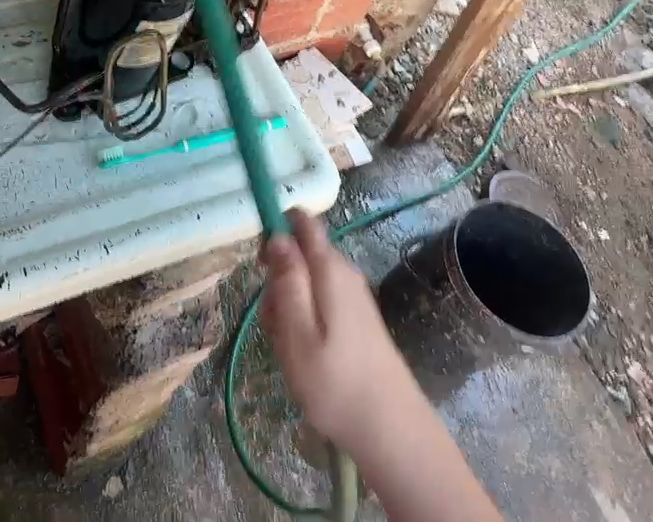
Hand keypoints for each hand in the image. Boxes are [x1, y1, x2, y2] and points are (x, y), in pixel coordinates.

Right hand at [259, 208, 416, 450]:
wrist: (391, 430)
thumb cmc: (335, 383)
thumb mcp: (296, 331)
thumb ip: (286, 279)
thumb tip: (277, 235)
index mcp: (329, 270)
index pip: (301, 222)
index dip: (274, 233)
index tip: (261, 268)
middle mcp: (344, 274)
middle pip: (298, 256)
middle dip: (277, 283)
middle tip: (276, 326)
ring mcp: (352, 297)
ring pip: (304, 284)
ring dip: (287, 310)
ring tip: (291, 350)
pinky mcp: (356, 319)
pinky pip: (318, 305)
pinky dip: (304, 325)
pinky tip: (305, 357)